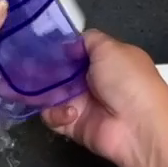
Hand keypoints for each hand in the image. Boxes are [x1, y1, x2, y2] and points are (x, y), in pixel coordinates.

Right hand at [42, 29, 167, 166]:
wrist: (136, 126)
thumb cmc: (127, 81)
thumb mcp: (110, 48)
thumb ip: (88, 40)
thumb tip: (71, 42)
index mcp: (107, 61)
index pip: (78, 51)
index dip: (62, 48)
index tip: (44, 45)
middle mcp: (94, 81)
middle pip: (61, 72)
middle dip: (47, 69)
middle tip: (31, 67)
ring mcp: (82, 104)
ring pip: (52, 94)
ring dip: (47, 92)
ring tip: (47, 91)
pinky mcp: (72, 124)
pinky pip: (52, 116)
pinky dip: (56, 114)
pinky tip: (71, 113)